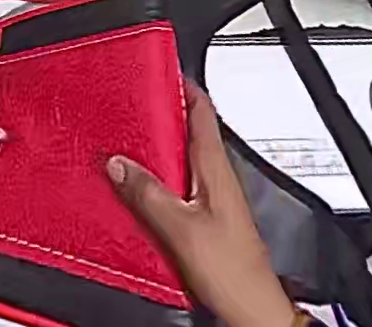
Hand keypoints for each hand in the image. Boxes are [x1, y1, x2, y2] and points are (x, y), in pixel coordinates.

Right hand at [108, 81, 294, 326]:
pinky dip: (158, 174)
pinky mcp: (204, 214)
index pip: (202, 108)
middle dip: (162, 113)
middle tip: (134, 104)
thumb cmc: (232, 270)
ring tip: (129, 140)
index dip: (183, 84)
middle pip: (188, 128)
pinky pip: (178, 181)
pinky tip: (139, 186)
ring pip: (181, 154)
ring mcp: (210, 193)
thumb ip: (148, 194)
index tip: (161, 69)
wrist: (252, 309)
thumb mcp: (181, 228)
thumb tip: (119, 163)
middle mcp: (214, 172)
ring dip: (158, 145)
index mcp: (214, 164)